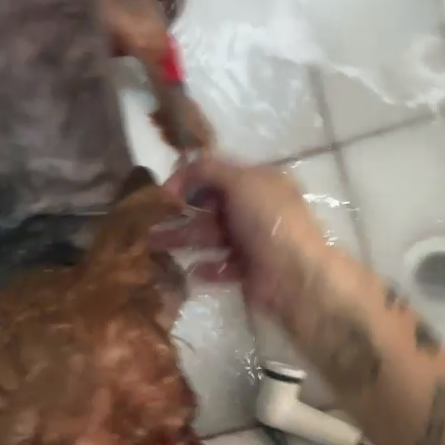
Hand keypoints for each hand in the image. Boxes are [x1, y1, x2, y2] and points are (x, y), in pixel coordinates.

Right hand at [156, 157, 332, 320]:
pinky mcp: (249, 270)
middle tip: (149, 221)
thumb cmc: (268, 221)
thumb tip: (184, 170)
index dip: (190, 180)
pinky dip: (205, 268)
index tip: (163, 193)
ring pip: (211, 237)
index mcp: (259, 182)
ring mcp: (253, 241)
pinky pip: (221, 267)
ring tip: (154, 245)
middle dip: (180, 213)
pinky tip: (190, 270)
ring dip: (183, 239)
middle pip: (211, 208)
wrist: (295, 274)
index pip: (218, 175)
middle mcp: (256, 209)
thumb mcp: (240, 182)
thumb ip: (209, 171)